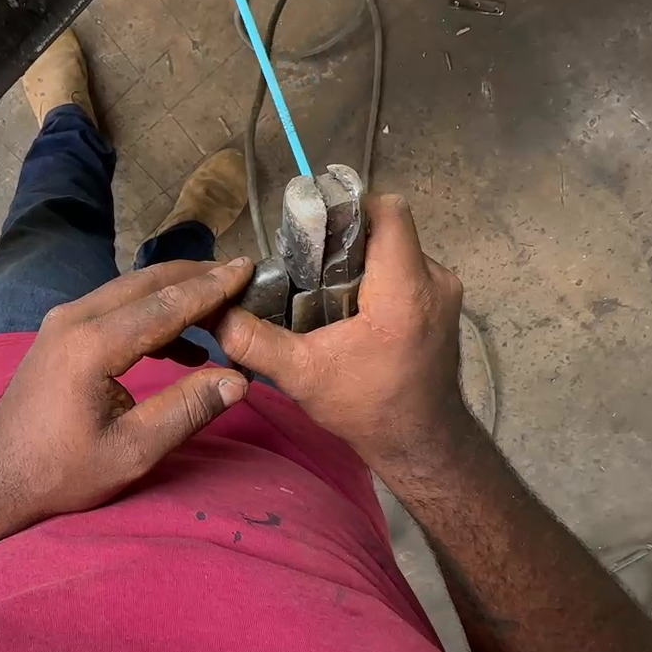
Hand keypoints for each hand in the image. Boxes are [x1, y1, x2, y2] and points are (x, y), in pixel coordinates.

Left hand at [0, 259, 255, 537]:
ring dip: (173, 296)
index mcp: (92, 345)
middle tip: (241, 276)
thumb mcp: (131, 451)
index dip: (210, 287)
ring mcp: (63, 322)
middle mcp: (75, 319)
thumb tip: (238, 379)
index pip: (165, 305)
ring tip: (220, 310)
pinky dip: (150, 316)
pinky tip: (182, 346)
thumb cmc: (61, 470)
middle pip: (145, 284)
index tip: (247, 267)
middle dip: (195, 278)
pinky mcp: (61, 333)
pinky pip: (114, 309)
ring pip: (128, 292)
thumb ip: (186, 410)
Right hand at [213, 195, 470, 463]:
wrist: (420, 445)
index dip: (347, 207)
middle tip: (302, 264)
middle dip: (341, 238)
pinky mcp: (438, 303)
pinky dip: (371, 275)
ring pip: (391, 248)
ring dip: (355, 258)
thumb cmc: (367, 407)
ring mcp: (440, 290)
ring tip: (318, 286)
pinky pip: (401, 266)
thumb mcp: (300, 375)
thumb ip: (253, 340)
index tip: (310, 226)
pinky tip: (343, 304)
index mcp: (406, 289)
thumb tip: (211, 310)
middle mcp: (433, 280)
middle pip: (384, 229)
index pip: (388, 212)